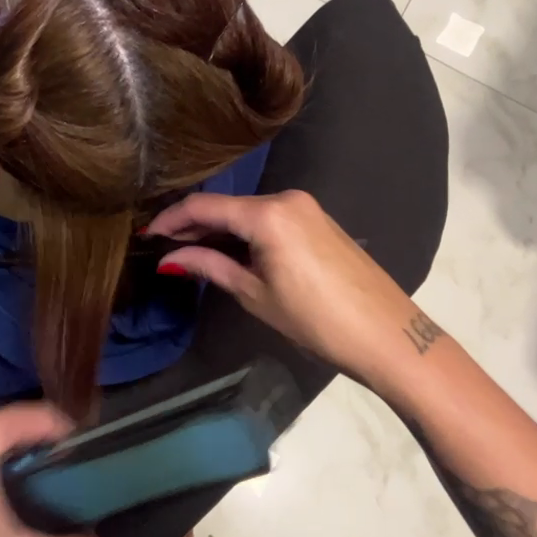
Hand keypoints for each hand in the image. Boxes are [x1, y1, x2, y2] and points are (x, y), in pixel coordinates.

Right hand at [151, 190, 444, 398]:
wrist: (389, 337)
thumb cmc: (316, 320)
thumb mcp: (255, 295)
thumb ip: (209, 266)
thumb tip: (169, 259)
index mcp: (268, 214)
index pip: (204, 206)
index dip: (171, 219)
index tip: (147, 234)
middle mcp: (286, 199)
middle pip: (226, 205)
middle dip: (193, 224)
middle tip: (164, 245)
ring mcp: (306, 207)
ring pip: (247, 212)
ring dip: (219, 229)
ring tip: (190, 250)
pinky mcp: (318, 220)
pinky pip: (269, 218)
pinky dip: (244, 232)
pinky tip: (229, 250)